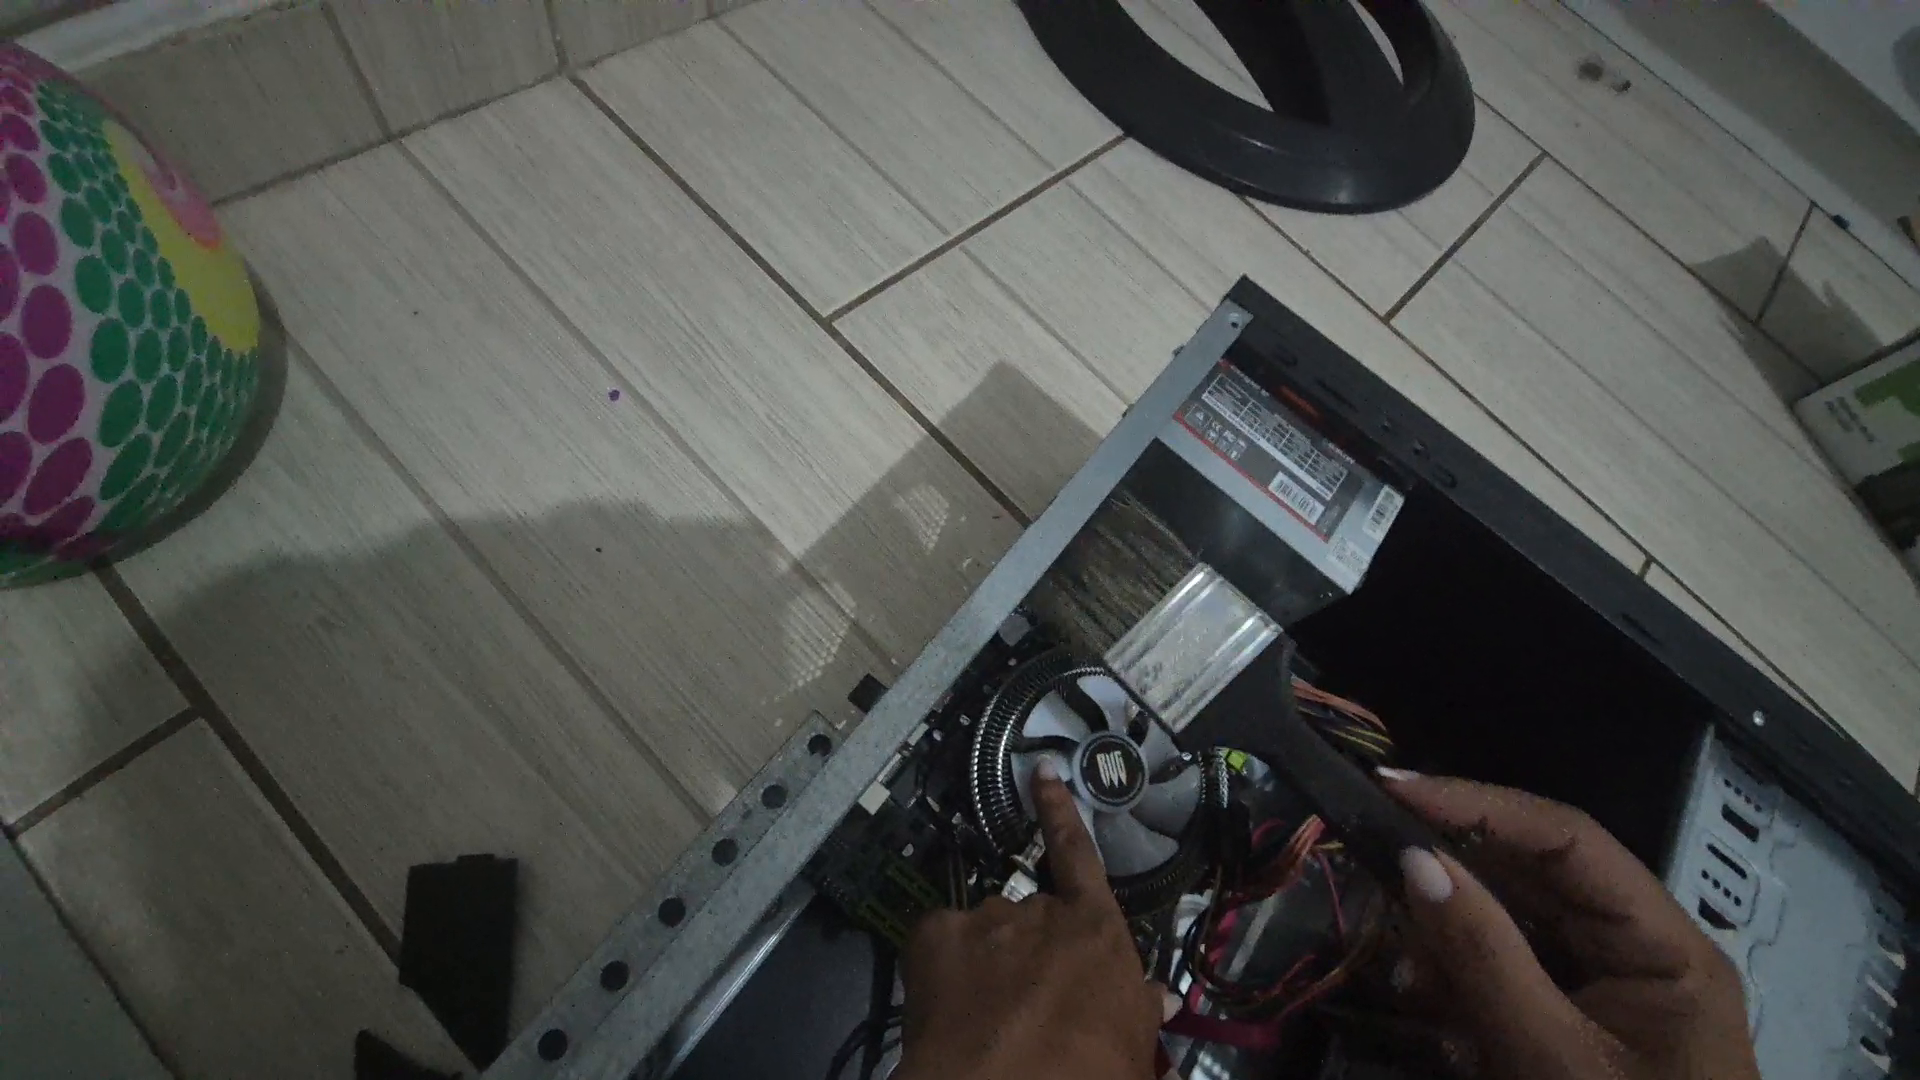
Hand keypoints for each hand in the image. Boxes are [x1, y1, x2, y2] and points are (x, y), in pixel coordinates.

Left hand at [893, 763, 1172, 1079]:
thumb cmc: (1089, 1074)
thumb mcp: (1133, 1047)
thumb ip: (1138, 1006)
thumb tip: (1158, 993)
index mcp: (1093, 930)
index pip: (1077, 853)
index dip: (1059, 810)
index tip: (1042, 771)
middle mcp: (1037, 911)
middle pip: (1030, 916)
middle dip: (1027, 952)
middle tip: (1025, 1006)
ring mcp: (984, 918)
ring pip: (985, 933)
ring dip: (987, 963)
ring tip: (985, 1018)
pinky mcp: (935, 935)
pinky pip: (940, 942)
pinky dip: (944, 966)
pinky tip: (948, 1005)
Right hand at [1379, 772, 1759, 1079]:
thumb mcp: (1550, 1059)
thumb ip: (1482, 953)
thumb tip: (1410, 856)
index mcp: (1664, 945)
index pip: (1566, 837)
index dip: (1477, 802)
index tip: (1391, 788)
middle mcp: (1633, 941)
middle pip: (1525, 868)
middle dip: (1448, 875)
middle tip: (1373, 865)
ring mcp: (1597, 971)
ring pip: (1499, 909)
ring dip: (1442, 932)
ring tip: (1409, 979)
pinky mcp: (1563, 999)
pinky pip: (1494, 953)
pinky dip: (1451, 967)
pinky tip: (1428, 1002)